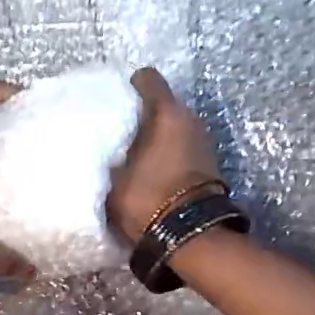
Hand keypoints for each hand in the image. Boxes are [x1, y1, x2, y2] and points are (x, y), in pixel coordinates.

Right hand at [108, 68, 222, 240]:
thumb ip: (110, 159)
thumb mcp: (114, 180)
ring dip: (155, 135)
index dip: (131, 85)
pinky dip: (165, 151)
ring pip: (172, 126)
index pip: (148, 80)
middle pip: (162, 104)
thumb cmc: (148, 198)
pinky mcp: (207, 161)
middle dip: (142, 114)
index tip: (116, 98)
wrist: (188, 235)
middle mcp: (190, 118)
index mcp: (167, 113)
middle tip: (118, 129)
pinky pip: (180, 145)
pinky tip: (148, 166)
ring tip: (130, 150)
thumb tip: (107, 153)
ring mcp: (203, 140)